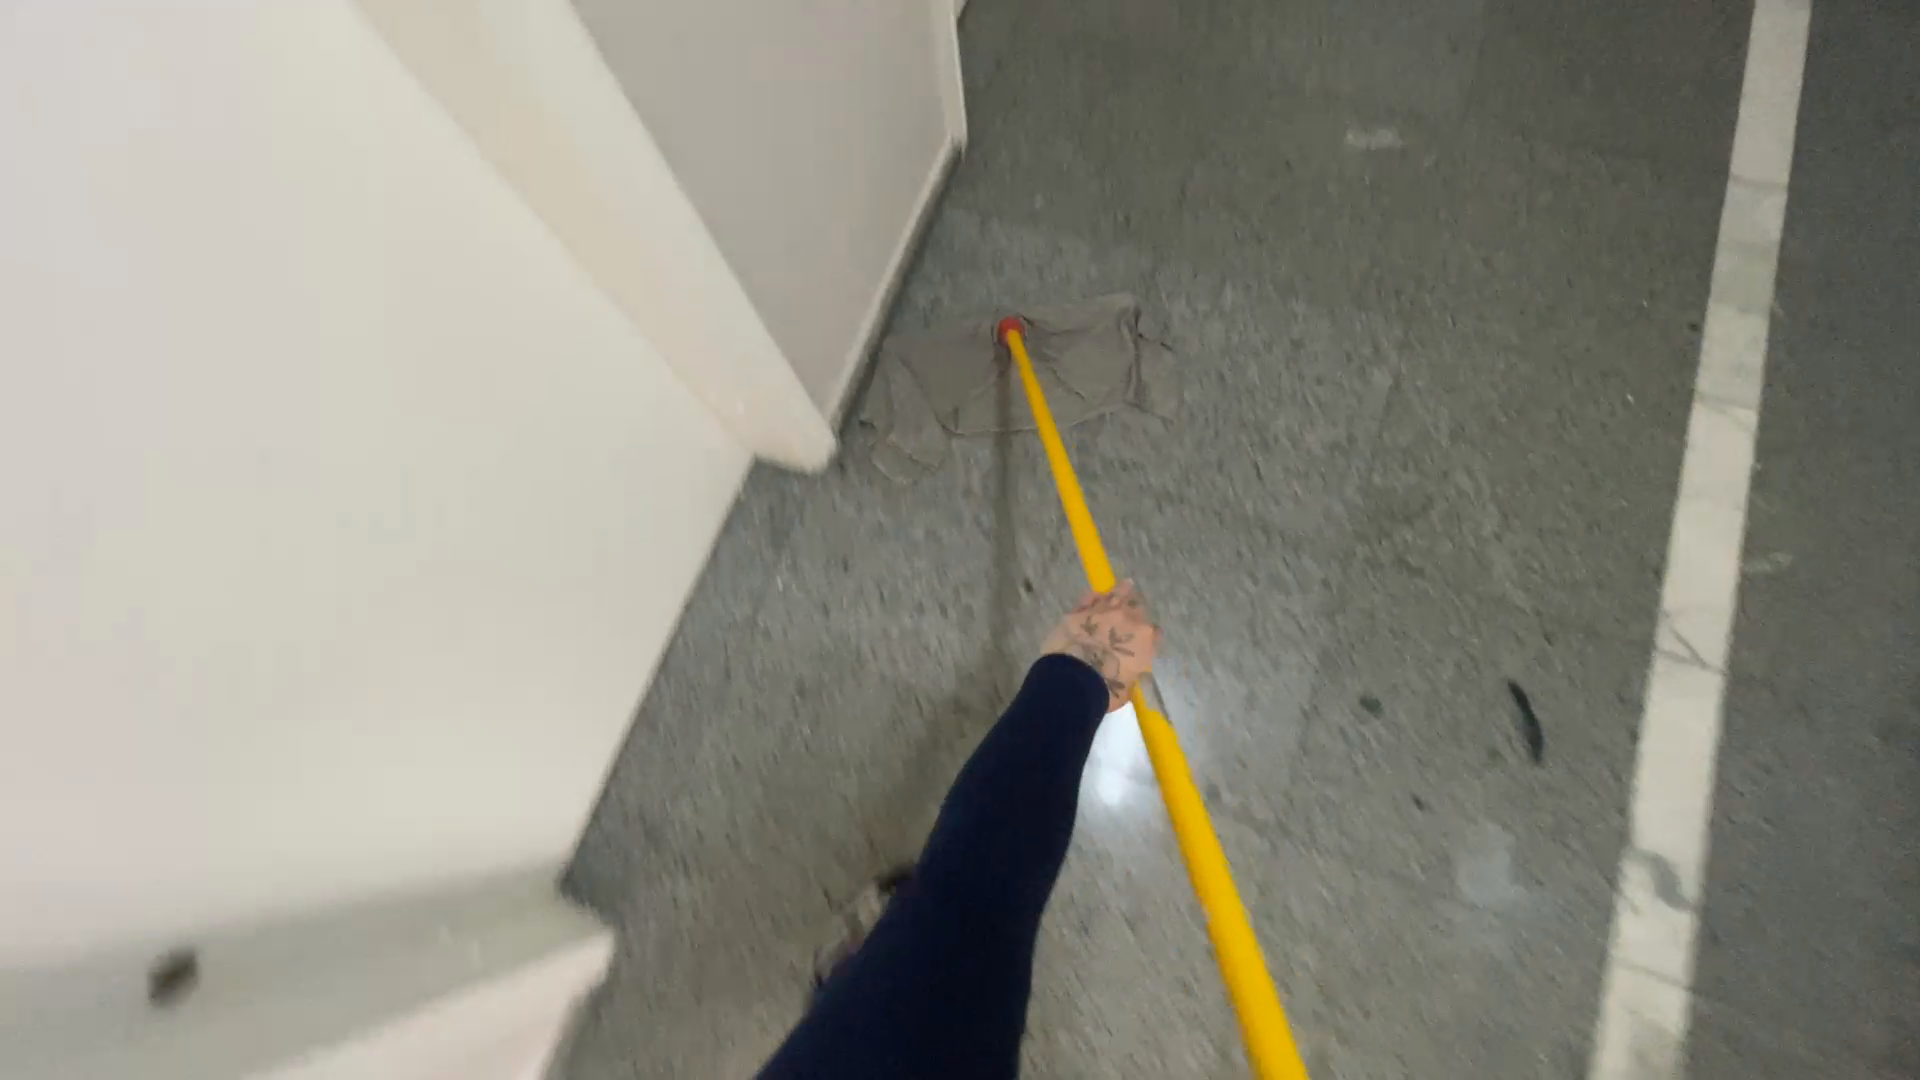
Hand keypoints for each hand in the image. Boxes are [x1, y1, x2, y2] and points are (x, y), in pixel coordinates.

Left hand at [1041, 580, 1159, 712]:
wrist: (1074, 680)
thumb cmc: (1106, 691)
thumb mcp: (1129, 685)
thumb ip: (1132, 669)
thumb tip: (1127, 668)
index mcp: (1145, 639)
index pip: (1154, 633)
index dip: (1150, 636)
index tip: (1147, 639)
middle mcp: (1127, 620)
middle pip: (1137, 608)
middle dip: (1136, 611)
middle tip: (1134, 610)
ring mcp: (1102, 612)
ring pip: (1116, 595)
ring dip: (1121, 591)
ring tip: (1126, 584)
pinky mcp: (1078, 612)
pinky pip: (1089, 599)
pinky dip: (1093, 598)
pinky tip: (1096, 595)